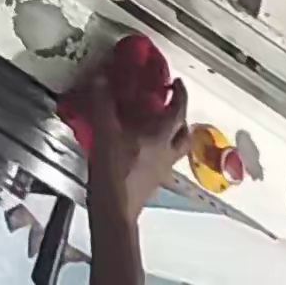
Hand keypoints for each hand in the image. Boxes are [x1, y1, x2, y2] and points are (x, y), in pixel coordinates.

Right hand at [85, 72, 188, 218]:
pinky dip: (160, 150)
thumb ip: (103, 101)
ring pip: (177, 149)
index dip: (180, 95)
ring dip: (173, 135)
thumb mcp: (105, 128)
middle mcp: (167, 152)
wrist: (114, 208)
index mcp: (160, 136)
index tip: (178, 83)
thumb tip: (101, 78)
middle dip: (180, 117)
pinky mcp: (153, 181)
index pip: (178, 111)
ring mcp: (162, 169)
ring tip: (160, 125)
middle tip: (171, 105)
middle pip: (184, 133)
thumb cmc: (115, 168)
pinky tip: (144, 147)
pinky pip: (164, 161)